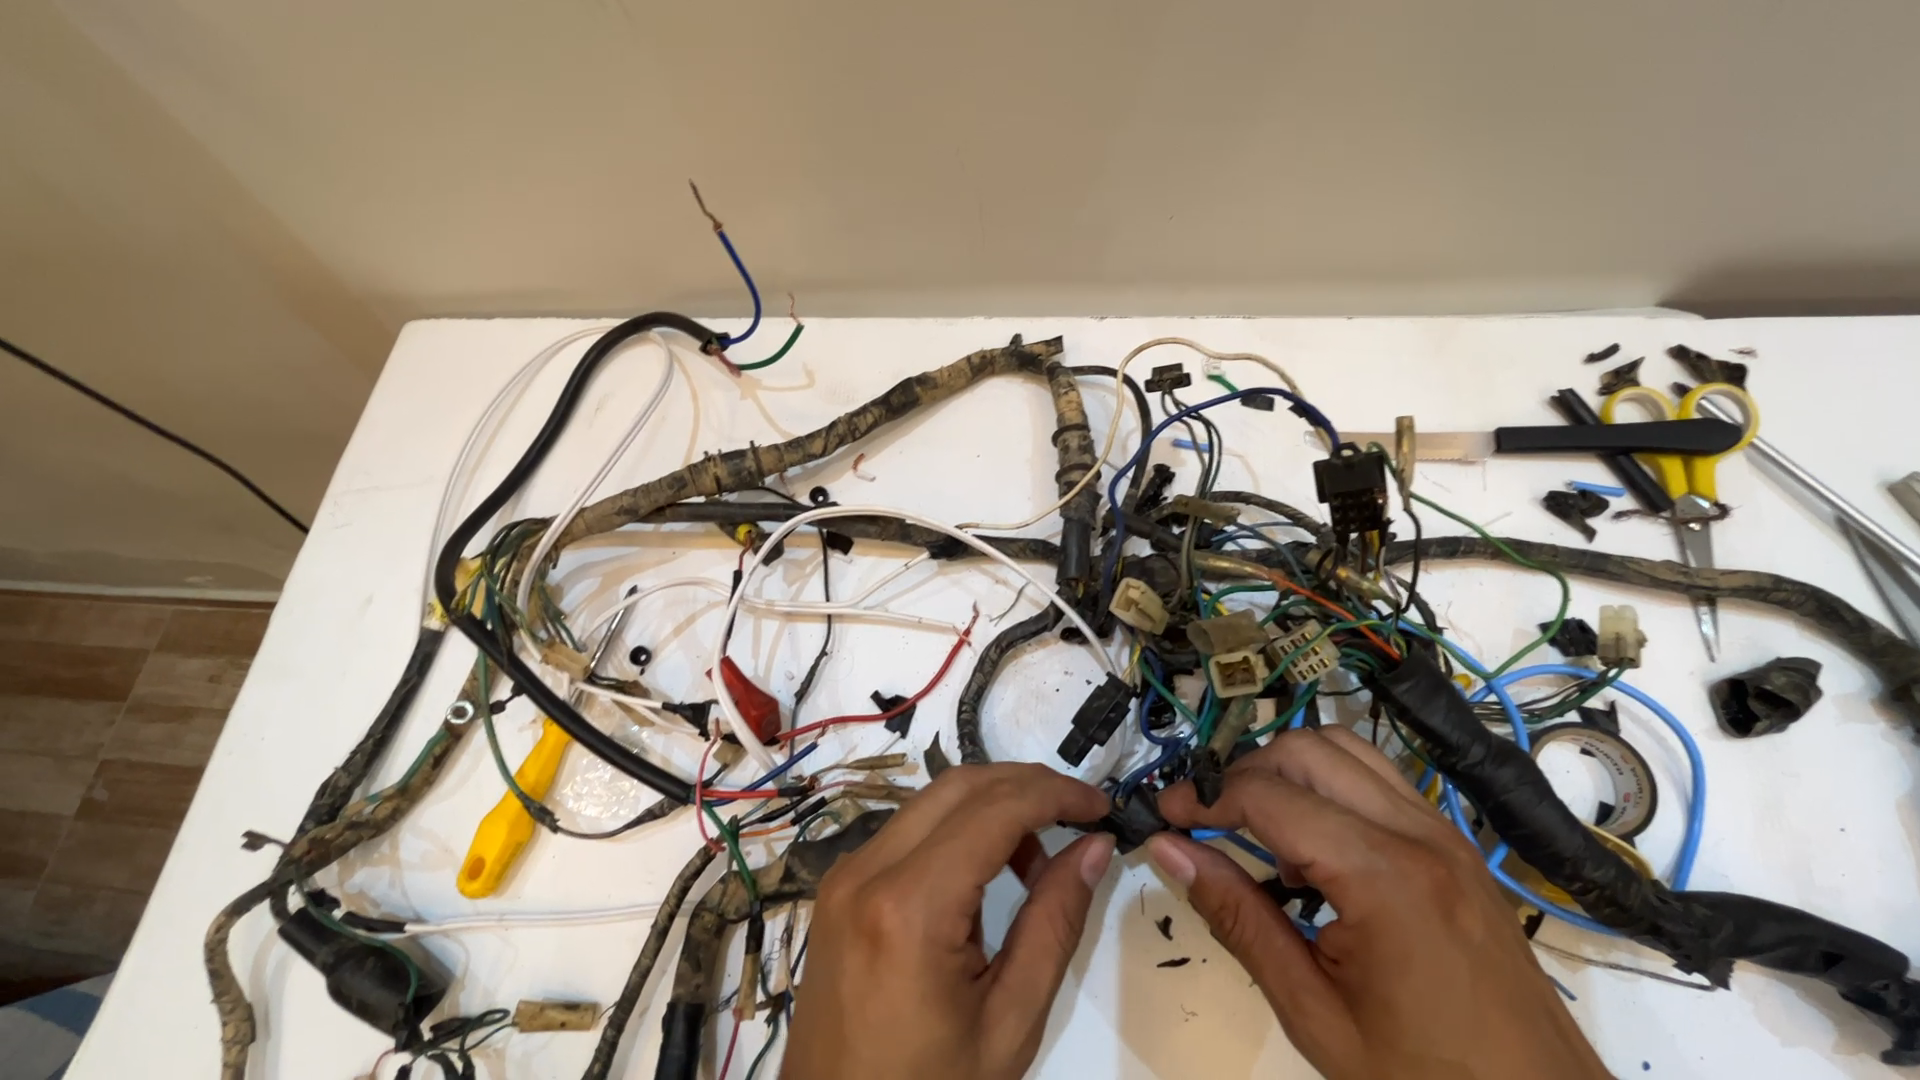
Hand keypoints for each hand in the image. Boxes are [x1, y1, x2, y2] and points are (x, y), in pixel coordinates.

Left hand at [784, 764, 1117, 1079]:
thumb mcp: (1010, 1020)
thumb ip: (1055, 924)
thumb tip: (1094, 846)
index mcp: (909, 906)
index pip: (994, 809)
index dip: (1055, 793)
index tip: (1102, 805)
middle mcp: (867, 870)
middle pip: (958, 785)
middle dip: (1026, 785)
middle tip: (1078, 814)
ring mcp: (846, 873)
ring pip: (931, 800)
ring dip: (992, 806)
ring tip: (1038, 860)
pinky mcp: (840, 885)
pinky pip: (907, 829)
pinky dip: (957, 829)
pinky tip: (988, 872)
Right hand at [1150, 727, 1610, 1079]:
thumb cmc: (1420, 1073)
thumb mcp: (1312, 1010)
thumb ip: (1237, 918)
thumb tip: (1168, 849)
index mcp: (1381, 875)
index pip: (1268, 797)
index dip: (1203, 798)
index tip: (1163, 816)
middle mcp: (1417, 832)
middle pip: (1305, 751)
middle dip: (1242, 772)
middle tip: (1205, 819)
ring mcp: (1444, 831)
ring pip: (1344, 749)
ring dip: (1286, 769)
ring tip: (1253, 820)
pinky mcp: (1455, 843)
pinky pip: (1377, 778)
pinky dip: (1328, 783)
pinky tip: (1311, 841)